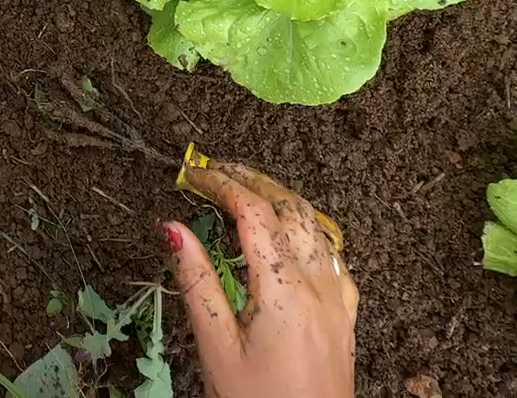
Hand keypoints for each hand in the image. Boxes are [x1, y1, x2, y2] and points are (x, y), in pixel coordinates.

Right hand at [166, 162, 357, 397]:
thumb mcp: (216, 346)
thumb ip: (196, 281)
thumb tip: (171, 227)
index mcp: (283, 289)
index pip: (253, 212)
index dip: (220, 183)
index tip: (191, 173)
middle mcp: (317, 285)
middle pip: (290, 208)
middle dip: (250, 179)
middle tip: (213, 170)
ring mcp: (337, 301)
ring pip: (316, 226)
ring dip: (279, 198)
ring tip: (244, 190)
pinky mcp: (345, 318)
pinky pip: (333, 256)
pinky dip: (307, 230)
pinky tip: (290, 236)